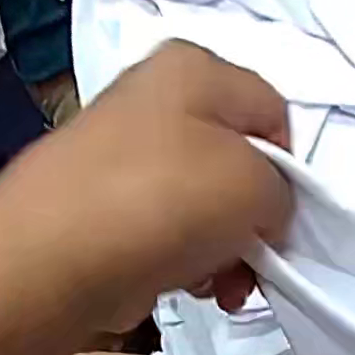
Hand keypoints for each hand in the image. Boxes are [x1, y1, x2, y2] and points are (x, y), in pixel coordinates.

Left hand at [0, 41, 292, 331]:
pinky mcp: (120, 203)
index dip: (292, 170)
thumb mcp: (259, 186)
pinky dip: (202, 263)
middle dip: (261, 222)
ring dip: (236, 253)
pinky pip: (186, 233)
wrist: (62, 256)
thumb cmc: (165, 202)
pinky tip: (197, 282)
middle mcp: (162, 103)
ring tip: (224, 280)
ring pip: (220, 209)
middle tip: (258, 254)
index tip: (284, 211)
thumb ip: (286, 192)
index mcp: (196, 72)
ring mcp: (137, 155)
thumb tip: (266, 214)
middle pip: (247, 169)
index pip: (277, 117)